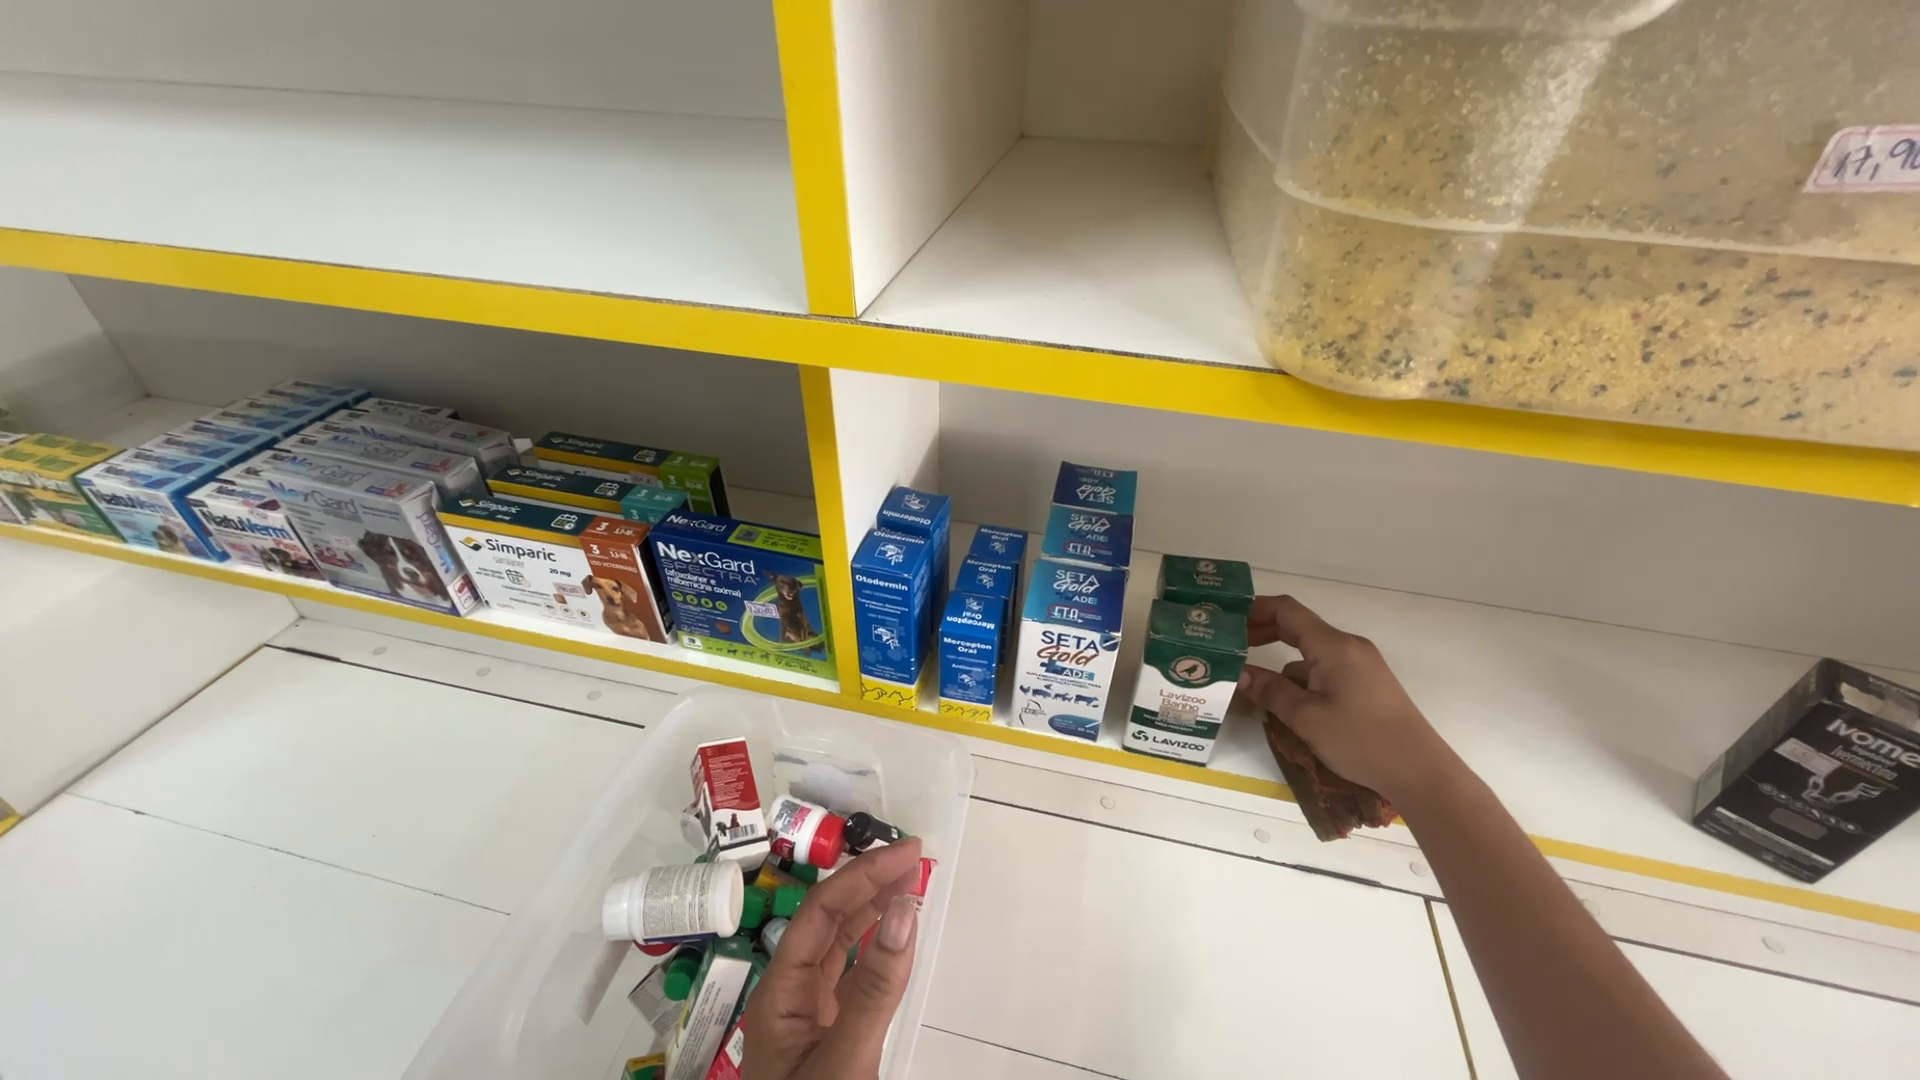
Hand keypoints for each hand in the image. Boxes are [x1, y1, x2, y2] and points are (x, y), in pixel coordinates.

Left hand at [744, 839, 923, 1079]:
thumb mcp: (846, 1061)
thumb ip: (876, 987)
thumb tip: (904, 908)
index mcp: (779, 992)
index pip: (821, 913)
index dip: (863, 875)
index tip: (910, 854)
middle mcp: (790, 994)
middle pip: (827, 921)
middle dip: (869, 883)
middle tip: (918, 859)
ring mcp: (808, 1015)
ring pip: (840, 946)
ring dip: (874, 909)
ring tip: (912, 883)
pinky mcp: (828, 1036)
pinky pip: (852, 976)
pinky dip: (876, 948)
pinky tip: (896, 935)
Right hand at [1236, 595, 1452, 803]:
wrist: (1421, 772)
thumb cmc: (1362, 740)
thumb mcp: (1306, 717)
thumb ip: (1270, 690)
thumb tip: (1238, 674)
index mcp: (1333, 646)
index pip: (1286, 611)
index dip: (1253, 609)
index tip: (1225, 619)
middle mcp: (1348, 647)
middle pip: (1297, 627)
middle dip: (1261, 633)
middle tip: (1229, 647)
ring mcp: (1359, 665)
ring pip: (1309, 652)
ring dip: (1279, 661)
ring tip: (1249, 681)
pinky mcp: (1365, 684)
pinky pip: (1323, 669)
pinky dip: (1299, 678)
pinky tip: (1286, 703)